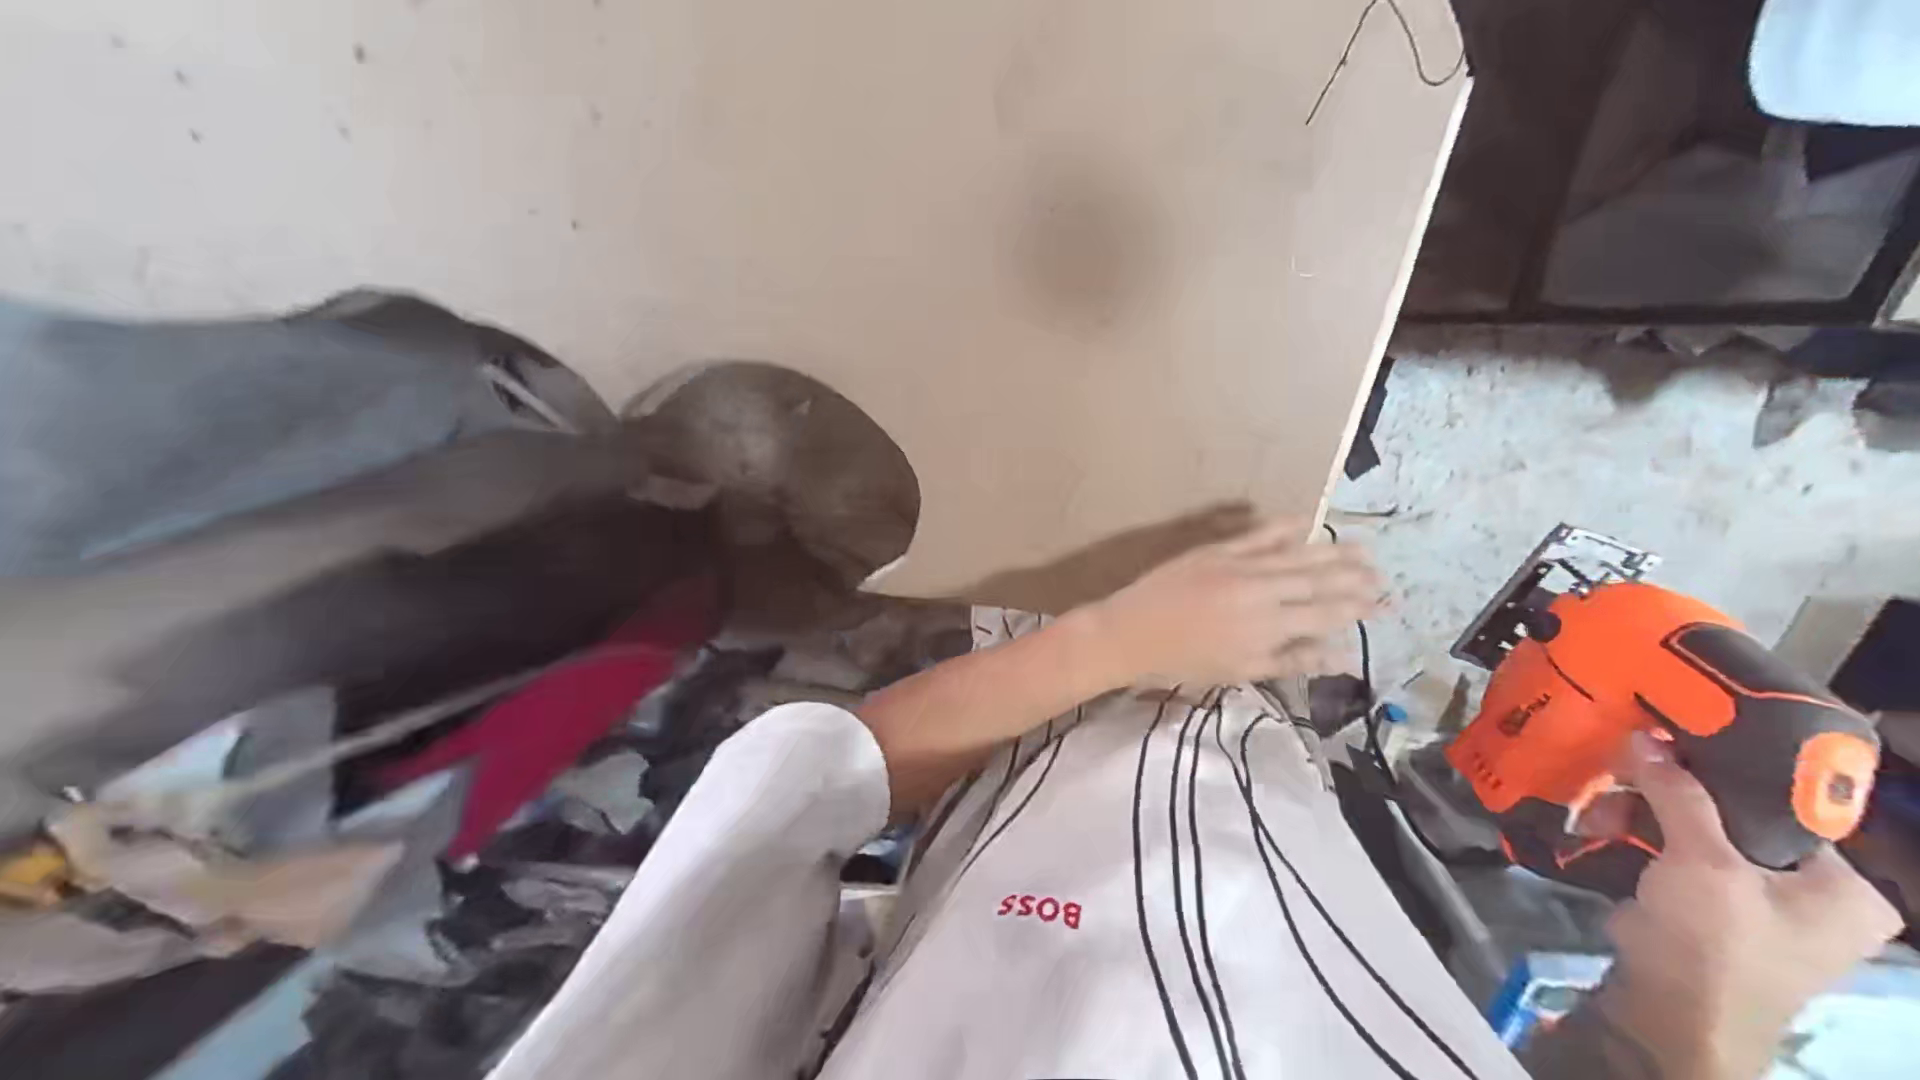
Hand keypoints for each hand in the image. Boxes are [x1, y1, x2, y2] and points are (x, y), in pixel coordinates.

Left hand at [1074, 517, 1381, 685]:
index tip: (1383, 602)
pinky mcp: (1214, 551)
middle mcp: (1260, 592)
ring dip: (1330, 551)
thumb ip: (1291, 661)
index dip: (1357, 607)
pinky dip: (1282, 527)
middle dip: (1352, 577)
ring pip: (1294, 556)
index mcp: (1268, 627)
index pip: (1325, 613)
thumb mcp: (1238, 672)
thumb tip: (1339, 657)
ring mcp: (1237, 566)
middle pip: (1317, 581)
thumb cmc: (1182, 662)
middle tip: (1381, 573)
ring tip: (1360, 548)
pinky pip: (1256, 535)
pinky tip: (1304, 521)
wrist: (1128, 633)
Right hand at [1593, 731, 1900, 1078]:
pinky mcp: (1707, 904)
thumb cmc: (1715, 938)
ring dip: (1642, 814)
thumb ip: (1678, 795)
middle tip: (1625, 772)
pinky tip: (1601, 824)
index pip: (1791, 808)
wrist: (1671, 1005)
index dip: (1730, 771)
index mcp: (1844, 887)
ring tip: (1600, 807)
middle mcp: (1811, 892)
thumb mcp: (1702, 861)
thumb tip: (1644, 736)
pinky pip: (1674, 852)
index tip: (1675, 740)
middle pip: (1735, 816)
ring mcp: (1756, 900)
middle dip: (1669, 796)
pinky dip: (1639, 836)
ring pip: (1696, 831)